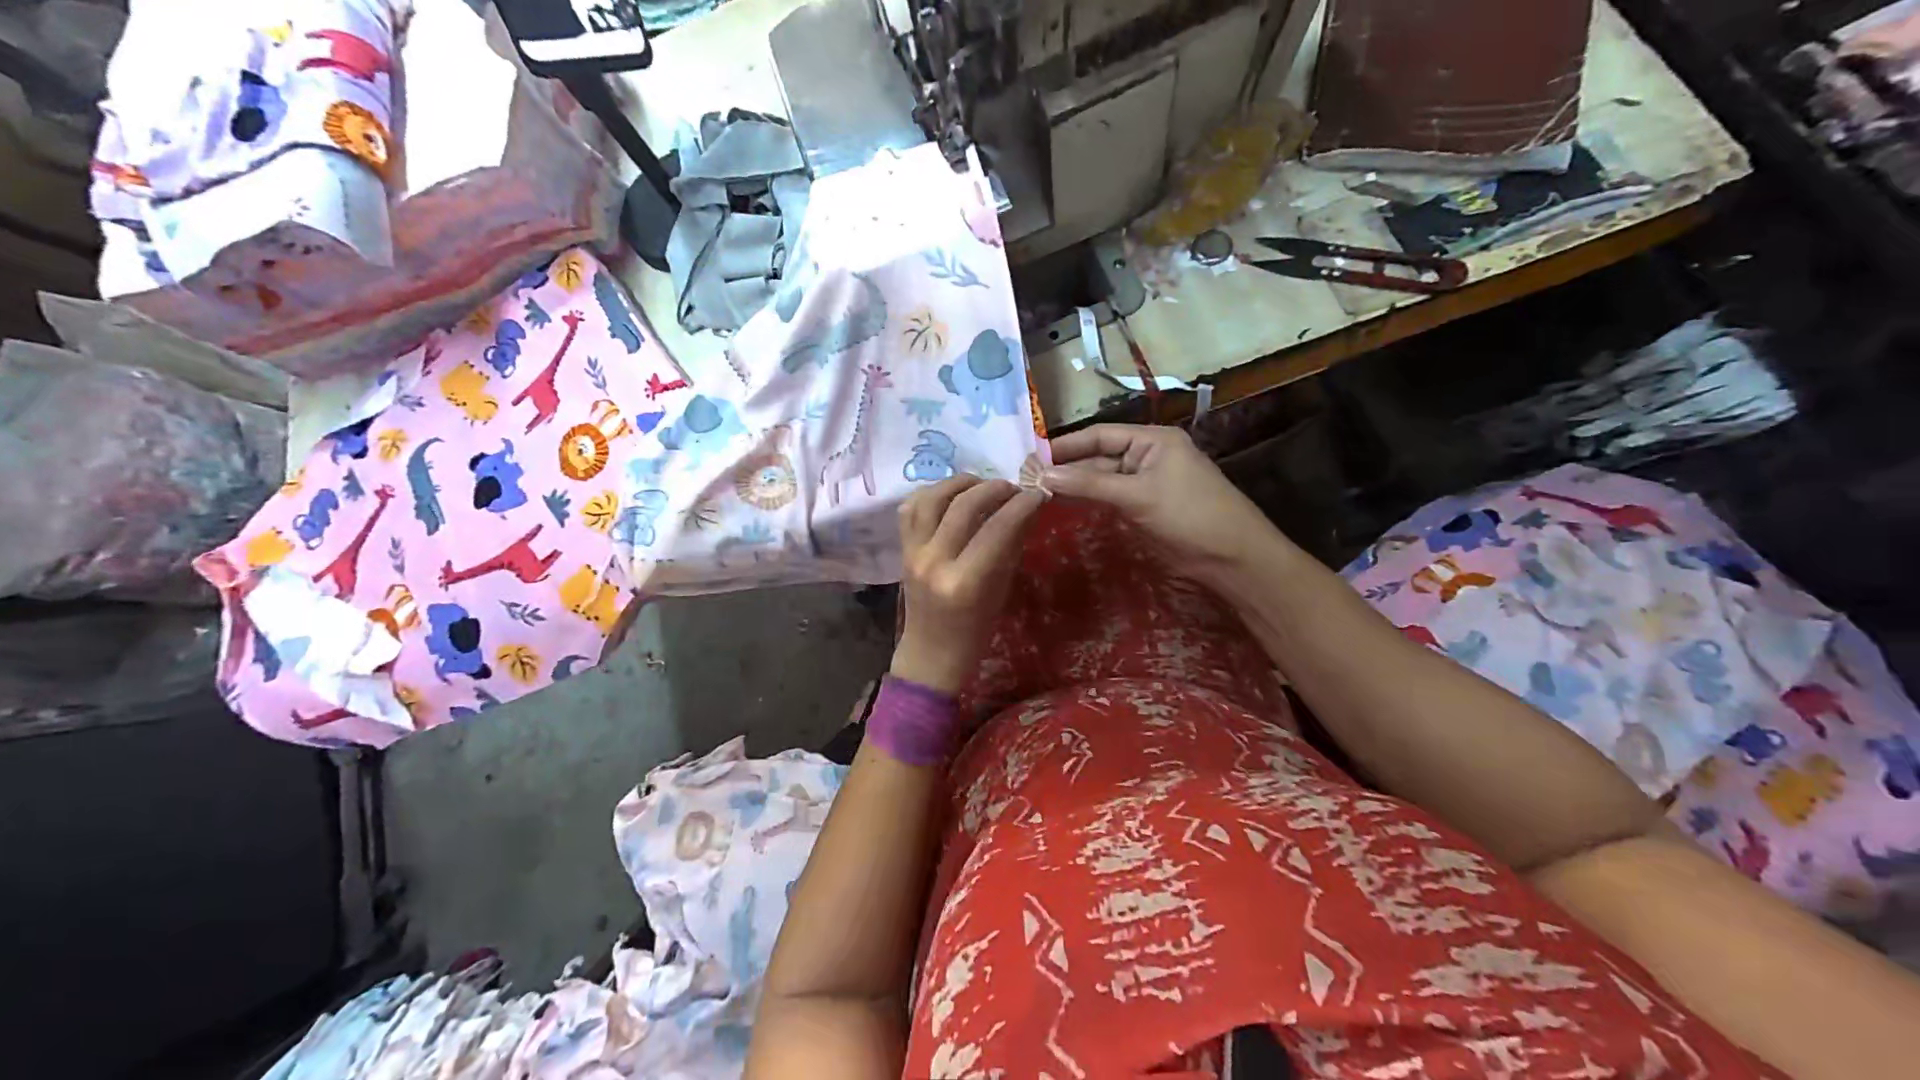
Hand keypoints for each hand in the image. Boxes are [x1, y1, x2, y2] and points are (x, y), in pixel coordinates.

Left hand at [891, 475, 1045, 693]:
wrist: (931, 654)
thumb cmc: (975, 632)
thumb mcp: (1001, 591)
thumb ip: (1011, 547)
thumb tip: (1027, 507)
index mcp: (965, 582)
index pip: (998, 528)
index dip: (1022, 504)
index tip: (1038, 493)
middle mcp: (935, 562)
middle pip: (965, 505)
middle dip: (995, 488)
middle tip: (1014, 488)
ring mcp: (913, 554)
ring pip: (932, 498)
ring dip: (961, 484)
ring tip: (982, 484)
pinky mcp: (901, 550)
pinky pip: (910, 508)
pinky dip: (932, 493)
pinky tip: (952, 495)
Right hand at [1043, 424, 1280, 582]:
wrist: (1230, 556)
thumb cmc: (1189, 514)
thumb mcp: (1137, 495)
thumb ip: (1089, 485)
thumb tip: (1043, 476)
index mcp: (1152, 440)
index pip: (1101, 435)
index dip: (1067, 445)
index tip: (1033, 454)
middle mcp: (1147, 456)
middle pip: (1099, 457)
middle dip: (1067, 467)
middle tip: (1027, 477)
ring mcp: (1145, 483)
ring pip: (1102, 480)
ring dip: (1074, 485)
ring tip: (1036, 490)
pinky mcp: (1144, 507)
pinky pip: (1109, 498)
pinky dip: (1088, 500)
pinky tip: (1062, 503)